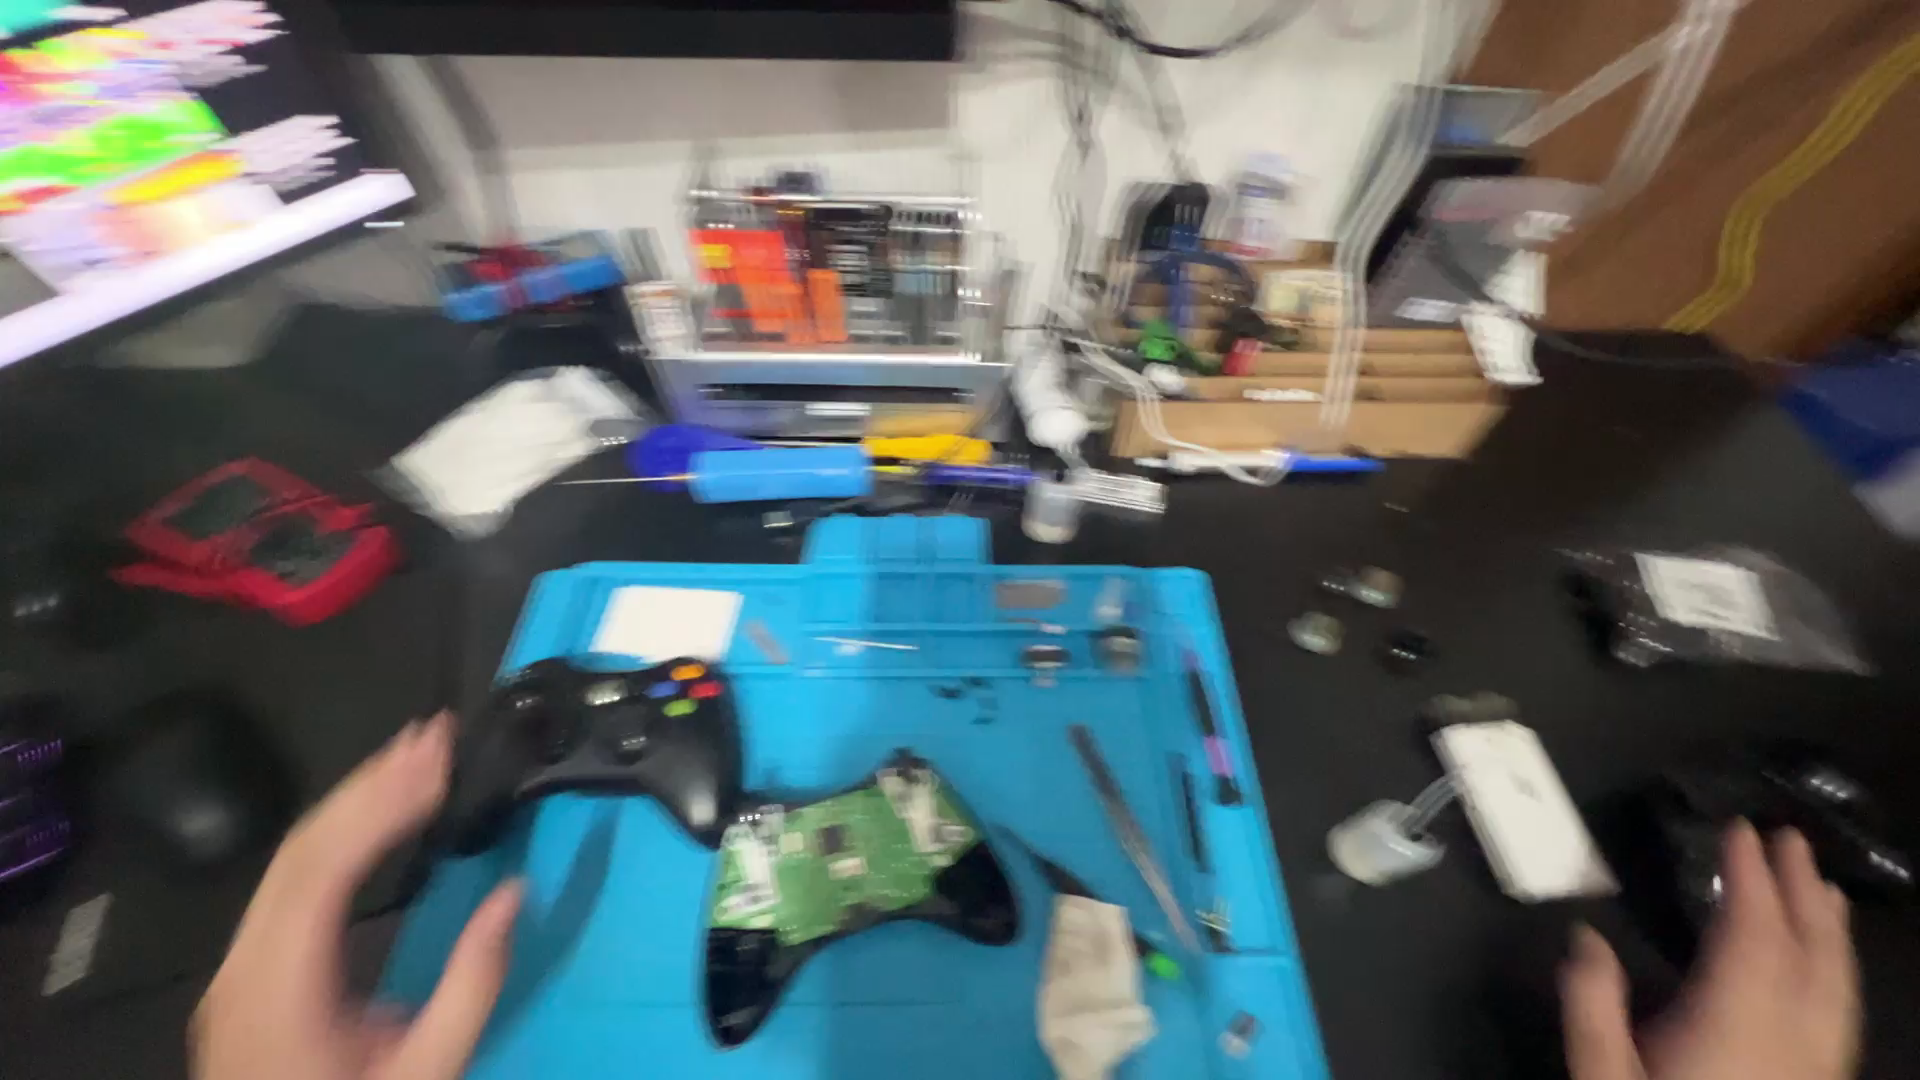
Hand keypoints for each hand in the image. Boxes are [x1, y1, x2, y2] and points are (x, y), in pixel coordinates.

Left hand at [191, 711, 521, 1079]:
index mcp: (281, 987)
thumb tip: (516, 891)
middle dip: (375, 779)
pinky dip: (346, 822)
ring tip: (418, 748)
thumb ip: (474, 983)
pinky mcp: (260, 958)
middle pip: (305, 846)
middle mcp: (248, 963)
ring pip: (297, 851)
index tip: (440, 763)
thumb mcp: (429, 1068)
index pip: (326, 869)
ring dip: (360, 791)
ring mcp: (246, 959)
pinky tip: (384, 798)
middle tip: (435, 733)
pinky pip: (300, 870)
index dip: (383, 806)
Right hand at [1560, 821, 1859, 1079]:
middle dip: (1800, 894)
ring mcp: (1812, 1063)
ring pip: (1836, 985)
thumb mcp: (1601, 1070)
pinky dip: (1834, 967)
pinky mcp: (1813, 1077)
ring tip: (1819, 885)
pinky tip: (1823, 959)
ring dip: (1826, 928)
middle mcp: (1790, 1039)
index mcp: (1734, 1026)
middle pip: (1810, 957)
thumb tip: (1586, 935)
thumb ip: (1592, 1001)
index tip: (1740, 833)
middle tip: (1789, 839)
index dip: (1751, 882)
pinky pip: (1837, 1009)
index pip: (1753, 938)